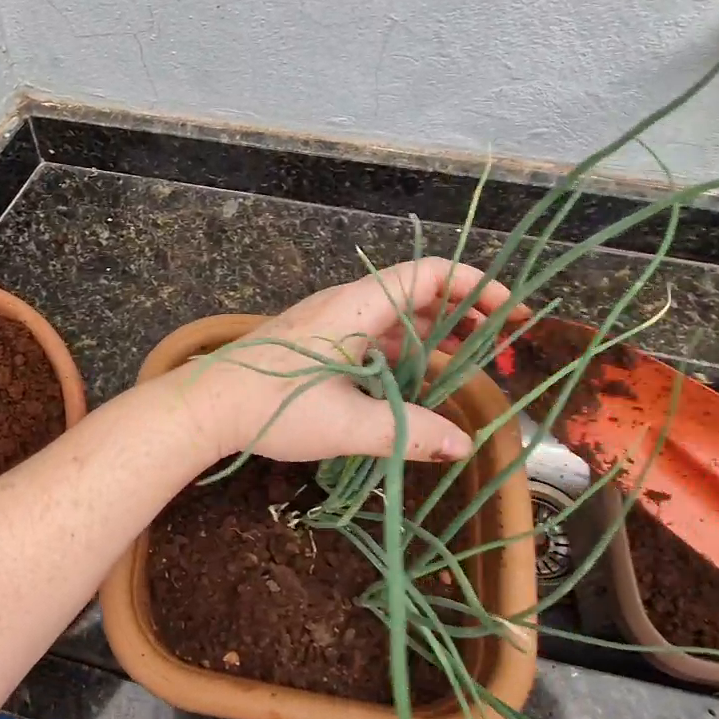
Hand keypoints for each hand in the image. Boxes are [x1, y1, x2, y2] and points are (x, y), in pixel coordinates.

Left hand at [160, 258, 524, 465]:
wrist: (205, 406)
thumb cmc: (275, 406)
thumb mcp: (349, 424)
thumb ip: (410, 431)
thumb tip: (464, 444)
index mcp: (356, 307)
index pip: (428, 273)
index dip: (476, 285)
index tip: (513, 312)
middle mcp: (342, 305)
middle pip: (415, 295)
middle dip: (462, 316)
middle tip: (499, 350)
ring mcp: (324, 324)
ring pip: (391, 319)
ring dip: (431, 339)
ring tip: (466, 371)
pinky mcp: (310, 344)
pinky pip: (368, 337)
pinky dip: (400, 353)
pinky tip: (411, 386)